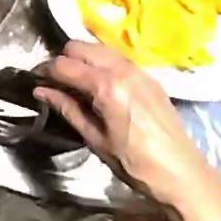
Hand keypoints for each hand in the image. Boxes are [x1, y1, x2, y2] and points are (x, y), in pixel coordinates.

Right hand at [35, 41, 220, 217]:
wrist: (182, 174)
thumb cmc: (135, 164)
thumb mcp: (96, 140)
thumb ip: (68, 109)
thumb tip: (42, 91)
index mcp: (107, 86)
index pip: (65, 65)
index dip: (47, 71)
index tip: (38, 82)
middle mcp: (123, 69)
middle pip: (81, 46)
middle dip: (65, 60)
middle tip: (56, 83)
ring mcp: (139, 70)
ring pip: (100, 48)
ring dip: (84, 59)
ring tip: (76, 84)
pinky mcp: (150, 76)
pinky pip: (118, 58)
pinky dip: (102, 63)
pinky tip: (100, 86)